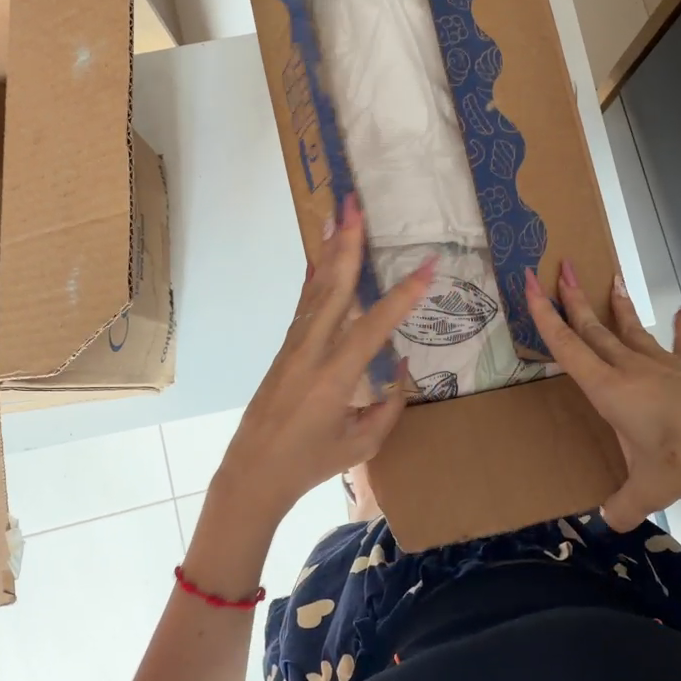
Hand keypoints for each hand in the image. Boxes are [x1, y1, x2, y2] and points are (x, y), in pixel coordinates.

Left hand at [214, 195, 435, 523]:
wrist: (253, 473)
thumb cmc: (310, 464)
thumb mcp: (361, 445)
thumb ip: (389, 408)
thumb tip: (401, 370)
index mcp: (335, 378)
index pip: (374, 326)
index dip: (403, 295)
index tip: (427, 265)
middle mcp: (311, 352)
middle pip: (333, 289)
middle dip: (348, 246)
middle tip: (356, 207)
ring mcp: (294, 346)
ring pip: (316, 290)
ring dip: (330, 251)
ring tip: (339, 215)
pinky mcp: (285, 348)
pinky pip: (305, 304)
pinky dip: (315, 276)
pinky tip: (320, 256)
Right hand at [525, 260, 680, 530]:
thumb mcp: (650, 490)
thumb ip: (622, 506)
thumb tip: (607, 523)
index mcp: (610, 390)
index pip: (566, 346)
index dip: (544, 314)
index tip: (530, 282)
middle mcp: (633, 368)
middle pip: (594, 328)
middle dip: (573, 298)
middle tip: (560, 268)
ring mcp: (667, 364)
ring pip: (632, 330)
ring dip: (618, 306)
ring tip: (611, 278)